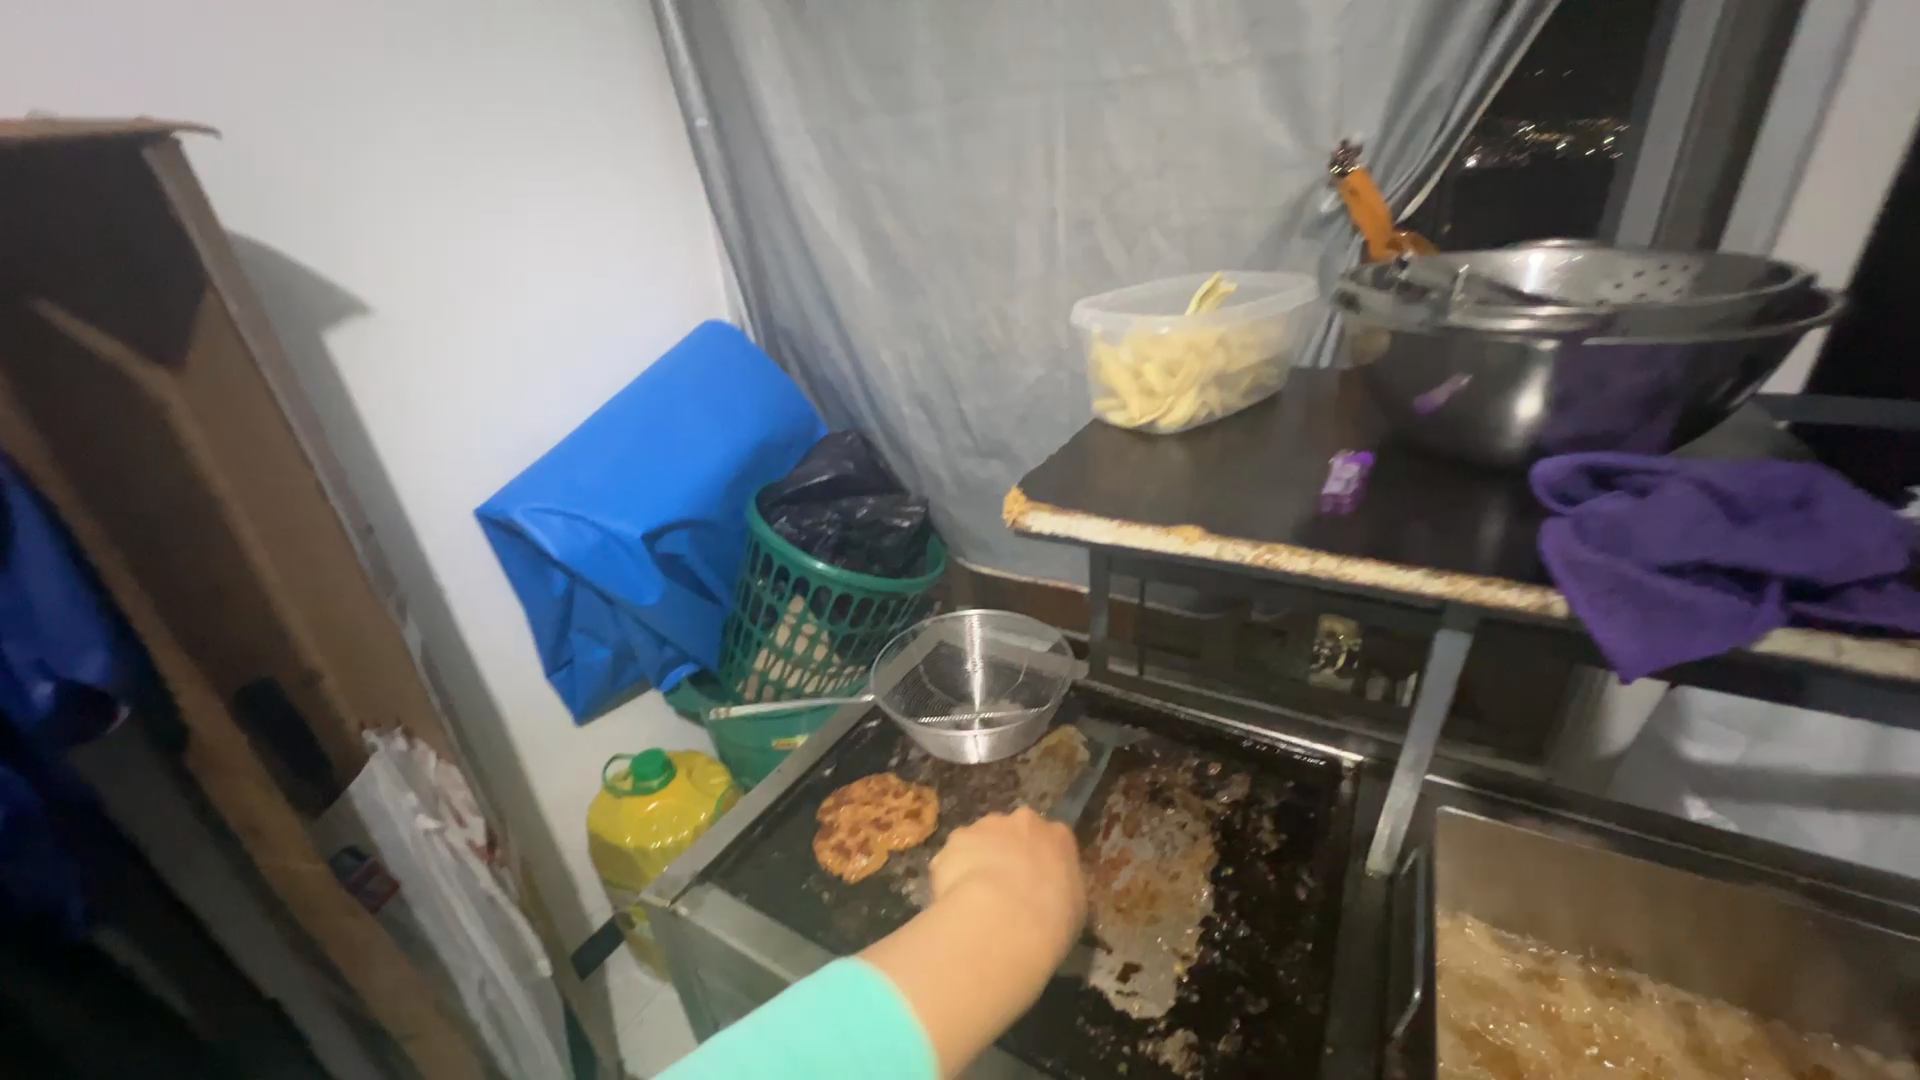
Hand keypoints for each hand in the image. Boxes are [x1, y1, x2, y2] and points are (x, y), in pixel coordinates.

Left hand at [929, 808, 1085, 962]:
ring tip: (975, 898)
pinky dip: (952, 873)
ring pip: (981, 840)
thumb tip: (1050, 892)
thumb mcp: (1073, 909)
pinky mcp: (957, 838)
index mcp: (1058, 837)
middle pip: (1014, 832)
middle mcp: (1023, 822)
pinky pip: (954, 856)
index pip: (1052, 841)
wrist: (1005, 917)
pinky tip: (954, 899)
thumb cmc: (1051, 920)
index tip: (1035, 884)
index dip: (1041, 862)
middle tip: (1003, 888)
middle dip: (1007, 853)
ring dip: (978, 860)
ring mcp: (987, 826)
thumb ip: (1062, 890)